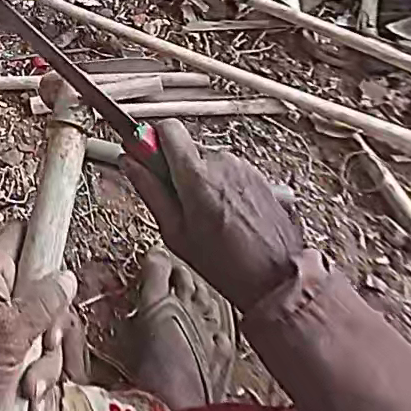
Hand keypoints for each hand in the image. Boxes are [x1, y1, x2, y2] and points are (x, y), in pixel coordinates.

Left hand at [0, 223, 75, 410]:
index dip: (45, 243)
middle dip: (53, 327)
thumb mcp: (8, 333)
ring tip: (27, 382)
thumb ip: (41, 303)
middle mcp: (0, 293)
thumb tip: (66, 276)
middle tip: (44, 344)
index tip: (66, 265)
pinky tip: (30, 399)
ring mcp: (7, 326)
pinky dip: (41, 381)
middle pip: (49, 290)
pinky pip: (43, 361)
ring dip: (46, 364)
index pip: (23, 236)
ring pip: (50, 331)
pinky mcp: (13, 356)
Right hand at [120, 119, 303, 309]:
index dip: (150, 140)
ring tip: (204, 212)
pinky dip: (220, 184)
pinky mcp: (259, 177)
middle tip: (175, 198)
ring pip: (205, 158)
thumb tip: (129, 163)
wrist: (282, 282)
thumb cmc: (228, 264)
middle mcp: (222, 163)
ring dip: (198, 176)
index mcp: (197, 174)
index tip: (145, 157)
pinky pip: (226, 170)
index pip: (166, 128)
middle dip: (174, 165)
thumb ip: (149, 189)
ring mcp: (243, 169)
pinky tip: (225, 214)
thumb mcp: (174, 231)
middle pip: (184, 145)